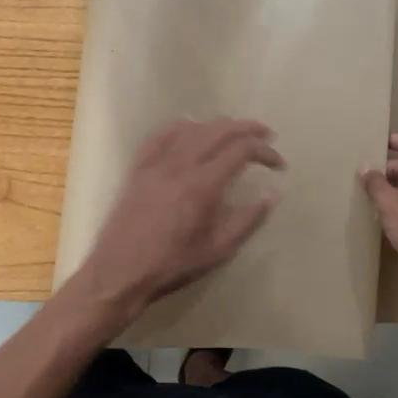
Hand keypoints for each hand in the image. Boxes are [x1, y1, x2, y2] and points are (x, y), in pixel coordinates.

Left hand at [76, 119, 283, 319]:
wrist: (119, 272)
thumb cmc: (172, 264)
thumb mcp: (218, 249)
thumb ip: (248, 219)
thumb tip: (272, 195)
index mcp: (203, 184)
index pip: (242, 150)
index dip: (265, 151)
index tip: (278, 164)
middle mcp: (181, 164)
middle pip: (220, 129)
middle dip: (248, 128)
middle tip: (266, 135)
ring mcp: (156, 162)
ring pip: (193, 127)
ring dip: (219, 126)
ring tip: (234, 134)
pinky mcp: (139, 167)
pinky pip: (162, 134)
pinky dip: (182, 127)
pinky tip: (191, 130)